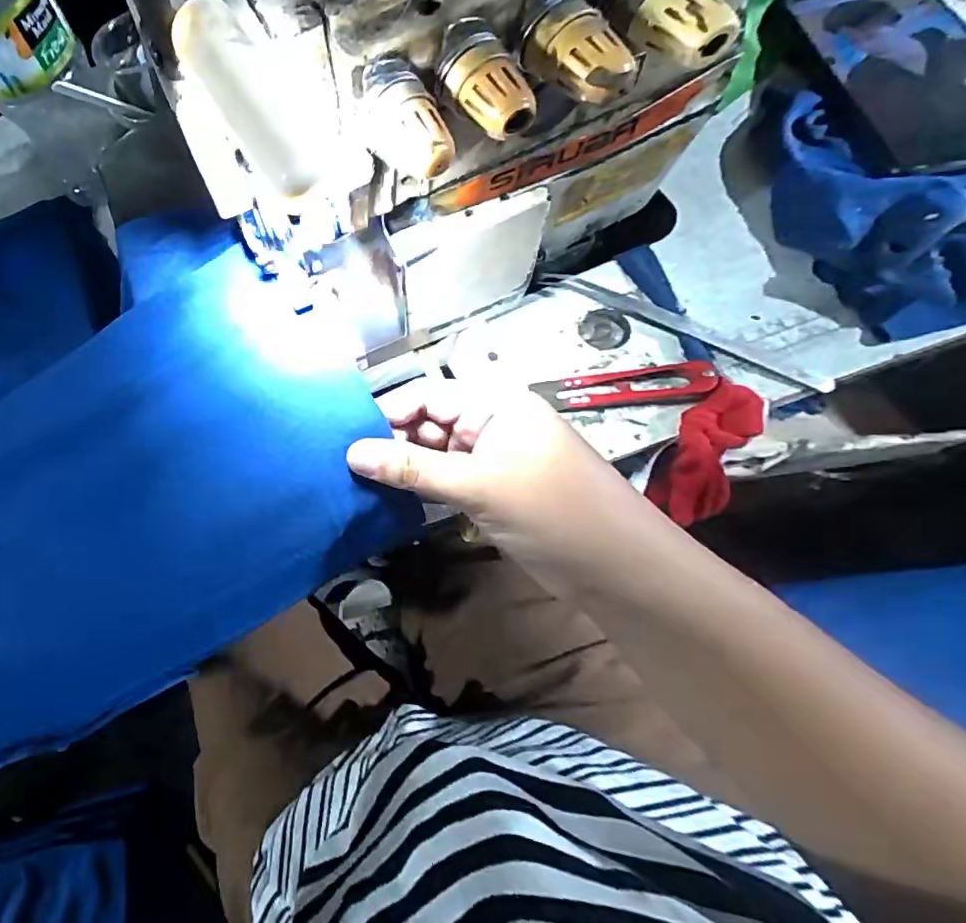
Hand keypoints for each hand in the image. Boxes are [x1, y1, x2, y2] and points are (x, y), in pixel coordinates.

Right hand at [345, 379, 662, 574]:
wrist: (619, 571)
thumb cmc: (552, 513)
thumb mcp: (477, 486)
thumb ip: (412, 468)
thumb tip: (352, 454)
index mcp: (495, 401)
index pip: (427, 395)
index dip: (387, 414)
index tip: (346, 441)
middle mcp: (491, 421)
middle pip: (428, 422)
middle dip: (391, 441)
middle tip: (347, 467)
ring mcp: (491, 456)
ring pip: (434, 452)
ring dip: (404, 466)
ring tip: (360, 483)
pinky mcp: (491, 487)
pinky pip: (446, 477)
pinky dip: (421, 486)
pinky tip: (390, 497)